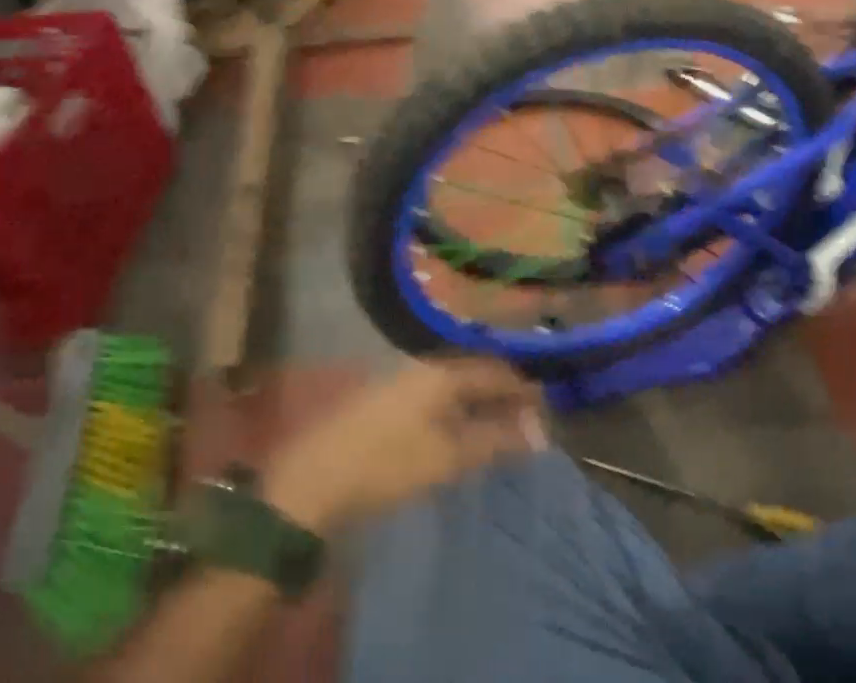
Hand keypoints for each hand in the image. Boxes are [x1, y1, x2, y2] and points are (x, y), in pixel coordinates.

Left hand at [263, 359, 544, 530]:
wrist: (308, 486)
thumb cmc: (386, 466)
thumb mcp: (449, 456)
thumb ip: (497, 440)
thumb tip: (539, 431)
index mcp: (442, 373)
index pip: (497, 370)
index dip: (524, 389)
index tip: (547, 408)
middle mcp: (421, 369)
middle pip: (473, 375)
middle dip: (502, 395)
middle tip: (526, 421)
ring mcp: (396, 385)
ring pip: (450, 388)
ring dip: (477, 405)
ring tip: (497, 431)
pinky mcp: (379, 407)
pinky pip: (431, 401)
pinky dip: (453, 414)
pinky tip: (457, 435)